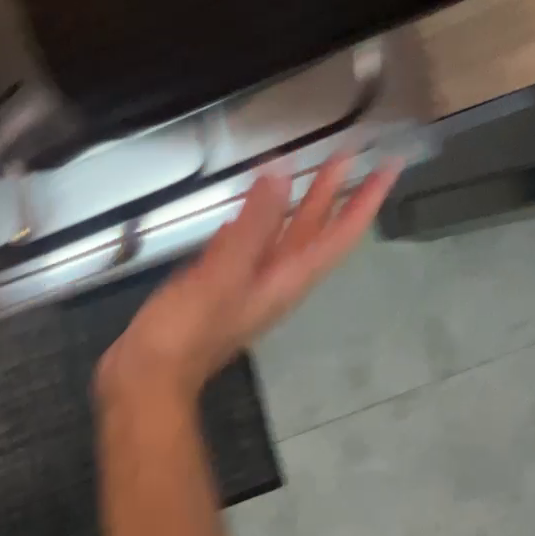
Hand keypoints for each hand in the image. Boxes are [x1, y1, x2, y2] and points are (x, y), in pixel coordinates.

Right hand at [98, 151, 401, 403]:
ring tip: (297, 178)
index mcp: (282, 282)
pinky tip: (235, 222)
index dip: (362, 201)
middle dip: (327, 197)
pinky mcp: (207, 297)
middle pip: (307, 237)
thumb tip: (281, 174)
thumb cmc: (184, 334)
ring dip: (290, 212)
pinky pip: (239, 256)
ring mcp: (237, 293)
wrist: (145, 379)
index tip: (390, 165)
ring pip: (274, 245)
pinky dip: (246, 233)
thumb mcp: (221, 276)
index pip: (335, 236)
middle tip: (346, 156)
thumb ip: (252, 226)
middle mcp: (268, 286)